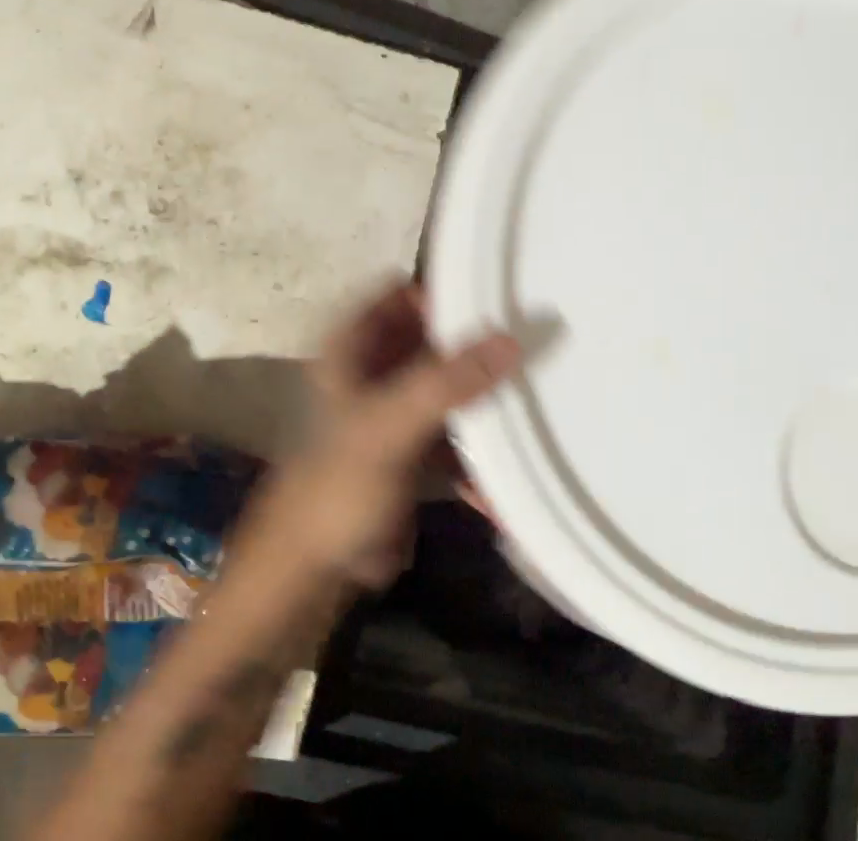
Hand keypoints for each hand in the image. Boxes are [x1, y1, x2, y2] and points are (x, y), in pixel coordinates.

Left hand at [248, 282, 521, 587]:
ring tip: (543, 382)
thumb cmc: (335, 488)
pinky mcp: (422, 445)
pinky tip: (520, 441)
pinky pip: (463, 425)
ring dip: (488, 386)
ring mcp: (401, 407)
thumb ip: (447, 383)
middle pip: (438, 334)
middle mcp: (378, 366)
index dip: (447, 288)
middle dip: (480, 340)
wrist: (315, 568)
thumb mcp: (388, 428)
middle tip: (537, 337)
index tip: (504, 295)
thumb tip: (512, 340)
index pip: (404, 290)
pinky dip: (485, 433)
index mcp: (353, 346)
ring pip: (455, 379)